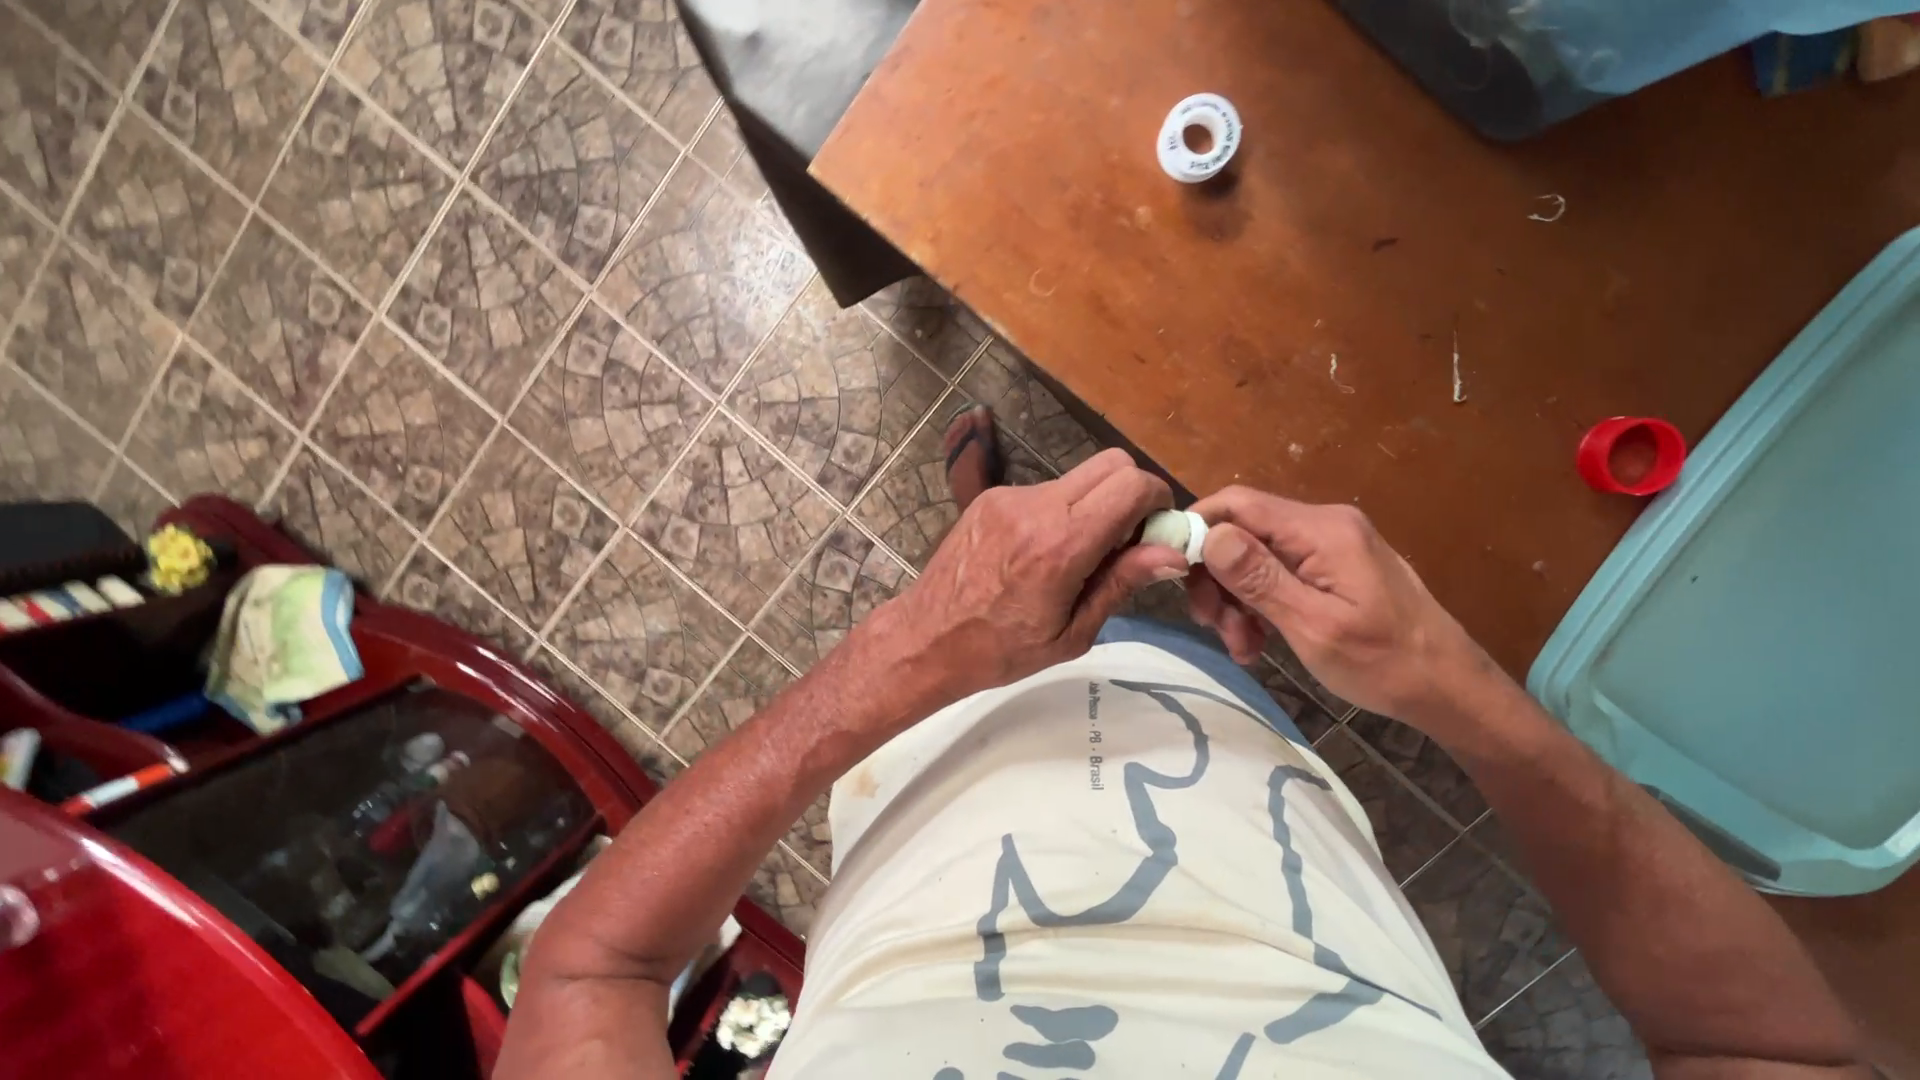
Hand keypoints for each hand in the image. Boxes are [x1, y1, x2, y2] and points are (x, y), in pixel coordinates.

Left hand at [882, 448, 1186, 702]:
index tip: (1155, 532)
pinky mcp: (989, 497)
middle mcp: (1036, 507)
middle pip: (1111, 463)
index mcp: (1061, 545)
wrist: (925, 639)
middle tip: (1126, 539)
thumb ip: (1122, 583)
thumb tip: (1173, 553)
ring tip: (1078, 555)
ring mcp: (1008, 497)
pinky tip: (1042, 552)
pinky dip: (1060, 511)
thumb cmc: (1001, 650)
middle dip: (1132, 492)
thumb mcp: (1073, 633)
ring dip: (1093, 505)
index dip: (1156, 501)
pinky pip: (1045, 491)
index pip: (1131, 484)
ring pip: (1077, 477)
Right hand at [1184, 487, 1502, 725]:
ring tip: (1244, 646)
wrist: (1450, 689)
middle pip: (1242, 532)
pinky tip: (1260, 641)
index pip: (1237, 504)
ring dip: (1236, 599)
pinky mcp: (1333, 567)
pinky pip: (1278, 573)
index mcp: (1321, 530)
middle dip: (1217, 578)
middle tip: (1215, 628)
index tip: (1172, 576)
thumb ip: (1260, 578)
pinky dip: (1259, 604)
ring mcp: (1330, 545)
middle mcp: (1323, 525)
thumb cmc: (1385, 663)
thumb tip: (1210, 535)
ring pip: (1254, 556)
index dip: (1196, 531)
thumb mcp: (1314, 626)